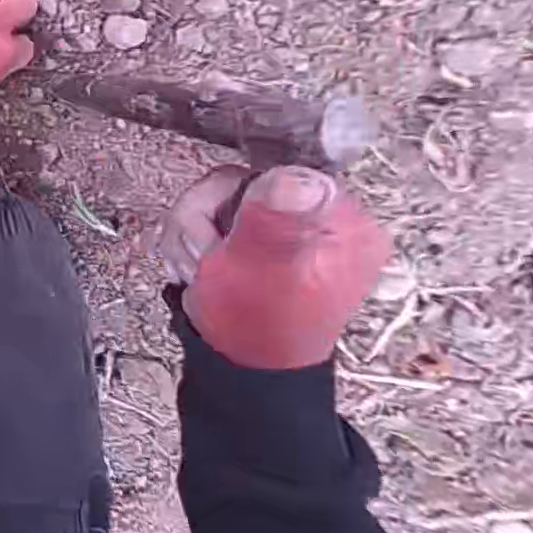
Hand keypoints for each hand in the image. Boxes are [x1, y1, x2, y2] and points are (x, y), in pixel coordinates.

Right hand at [175, 166, 390, 369]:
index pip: (277, 169)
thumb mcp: (262, 273)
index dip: (237, 195)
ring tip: (201, 265)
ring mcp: (286, 225)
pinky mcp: (258, 232)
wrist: (238, 364)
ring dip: (192, 229)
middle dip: (203, 216)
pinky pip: (209, 209)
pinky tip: (199, 263)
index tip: (227, 230)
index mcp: (341, 224)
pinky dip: (192, 236)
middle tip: (207, 254)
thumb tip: (299, 179)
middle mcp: (318, 218)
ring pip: (217, 193)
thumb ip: (275, 224)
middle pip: (241, 179)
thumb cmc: (256, 329)